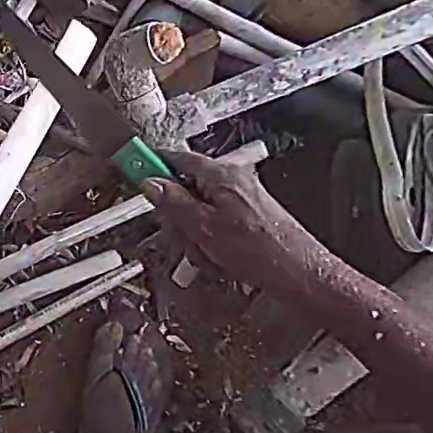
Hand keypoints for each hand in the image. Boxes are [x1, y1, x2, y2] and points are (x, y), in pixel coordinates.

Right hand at [142, 148, 314, 284]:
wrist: (301, 275)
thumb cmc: (262, 251)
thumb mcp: (204, 227)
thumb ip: (173, 202)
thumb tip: (151, 184)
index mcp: (220, 175)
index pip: (176, 158)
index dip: (151, 164)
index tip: (132, 167)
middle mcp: (232, 181)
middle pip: (185, 188)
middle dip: (177, 214)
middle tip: (179, 233)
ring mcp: (240, 199)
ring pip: (198, 210)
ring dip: (194, 233)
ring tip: (205, 253)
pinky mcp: (246, 217)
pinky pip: (214, 223)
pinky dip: (210, 240)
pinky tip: (218, 258)